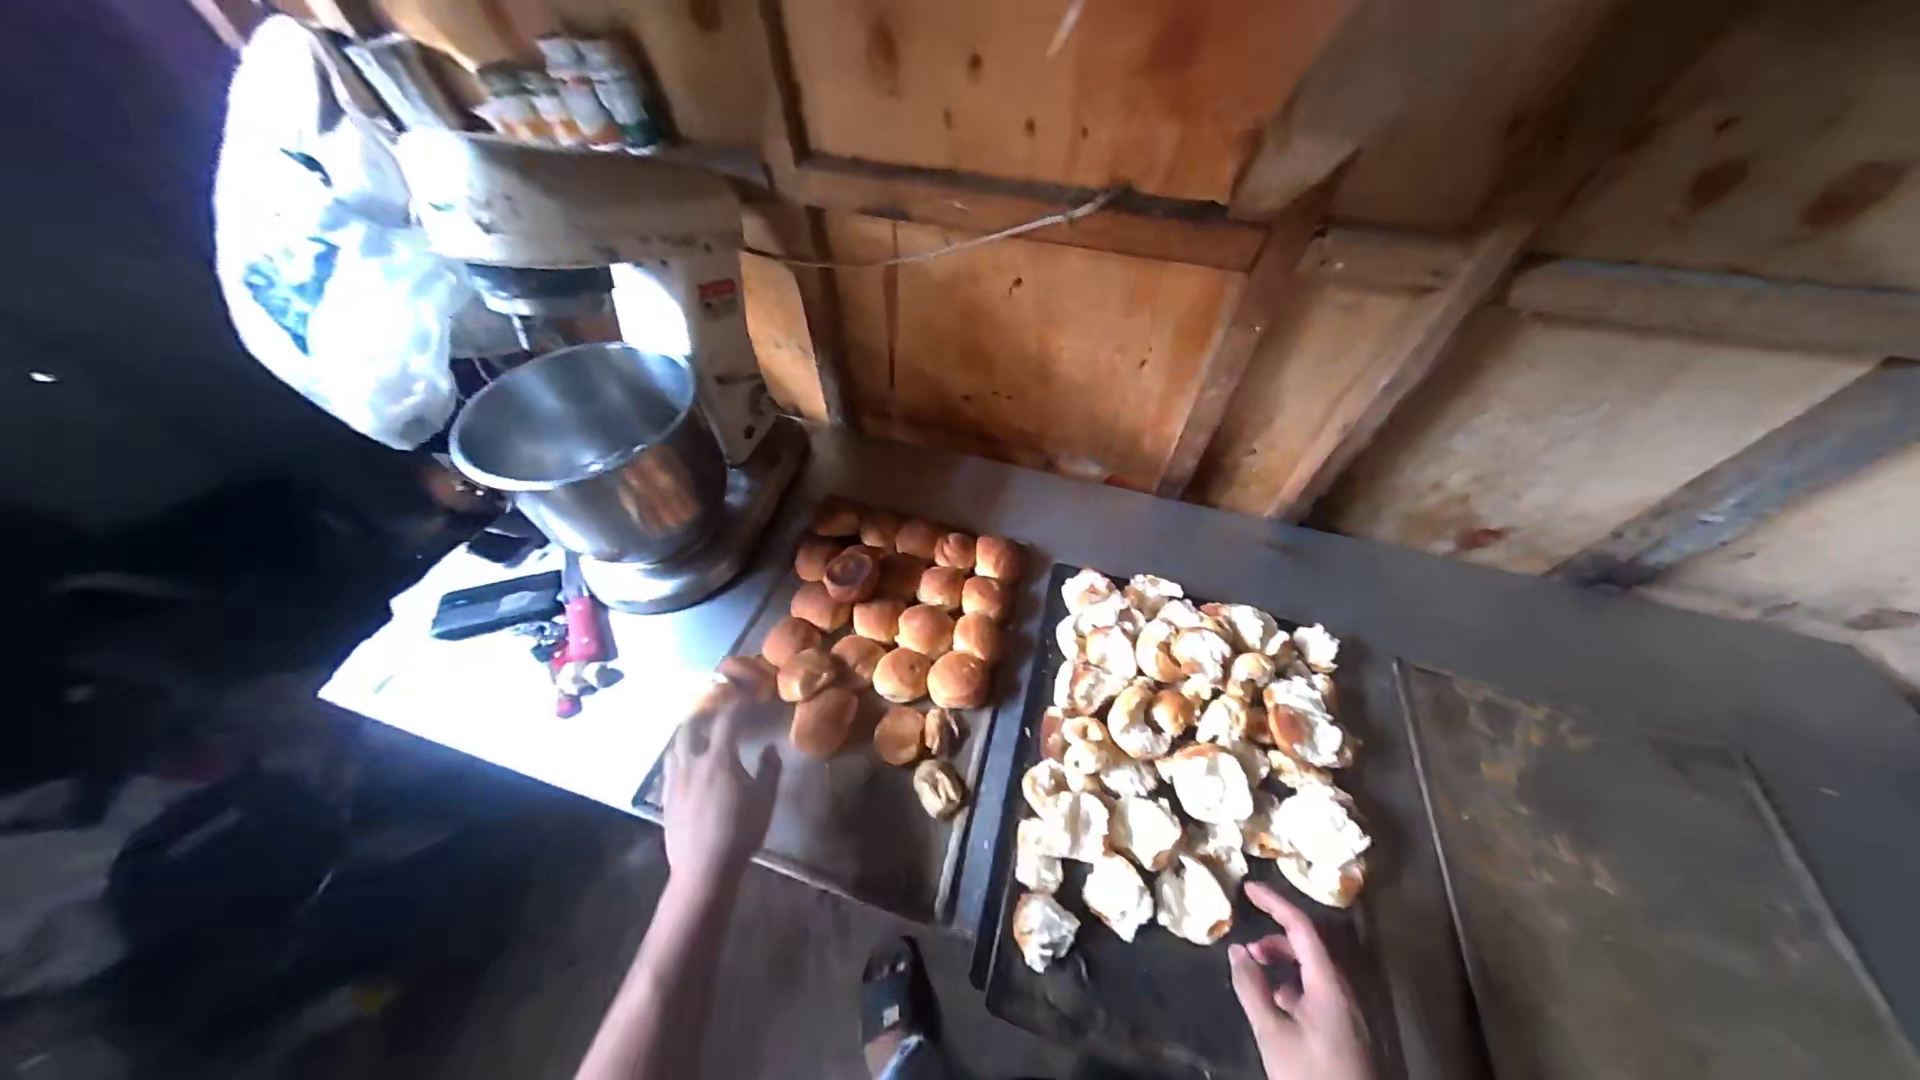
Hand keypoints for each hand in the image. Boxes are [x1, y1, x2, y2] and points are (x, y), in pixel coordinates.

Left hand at [662, 686, 781, 893]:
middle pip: (690, 727)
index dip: (735, 705)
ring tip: (698, 732)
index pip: (725, 720)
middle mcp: (692, 763)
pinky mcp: (665, 798)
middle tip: (716, 708)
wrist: (703, 870)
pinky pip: (669, 767)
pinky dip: (679, 755)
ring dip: (687, 733)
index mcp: (719, 759)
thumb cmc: (740, 832)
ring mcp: (674, 781)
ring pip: (675, 746)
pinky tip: (687, 763)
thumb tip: (770, 748)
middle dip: (703, 713)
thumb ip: (769, 770)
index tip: (745, 697)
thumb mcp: (765, 799)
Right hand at [1229, 881, 1372, 1079]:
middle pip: (1311, 946)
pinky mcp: (1347, 1030)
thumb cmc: (1310, 1077)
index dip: (1275, 903)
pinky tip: (1278, 1005)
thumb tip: (1238, 950)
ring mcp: (1349, 1012)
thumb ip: (1251, 987)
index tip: (1248, 888)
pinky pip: (1320, 990)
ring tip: (1258, 974)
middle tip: (1248, 948)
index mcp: (1329, 985)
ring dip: (1285, 961)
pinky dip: (1295, 983)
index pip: (1302, 927)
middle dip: (1276, 936)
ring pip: (1315, 969)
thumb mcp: (1271, 1033)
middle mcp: (1344, 991)